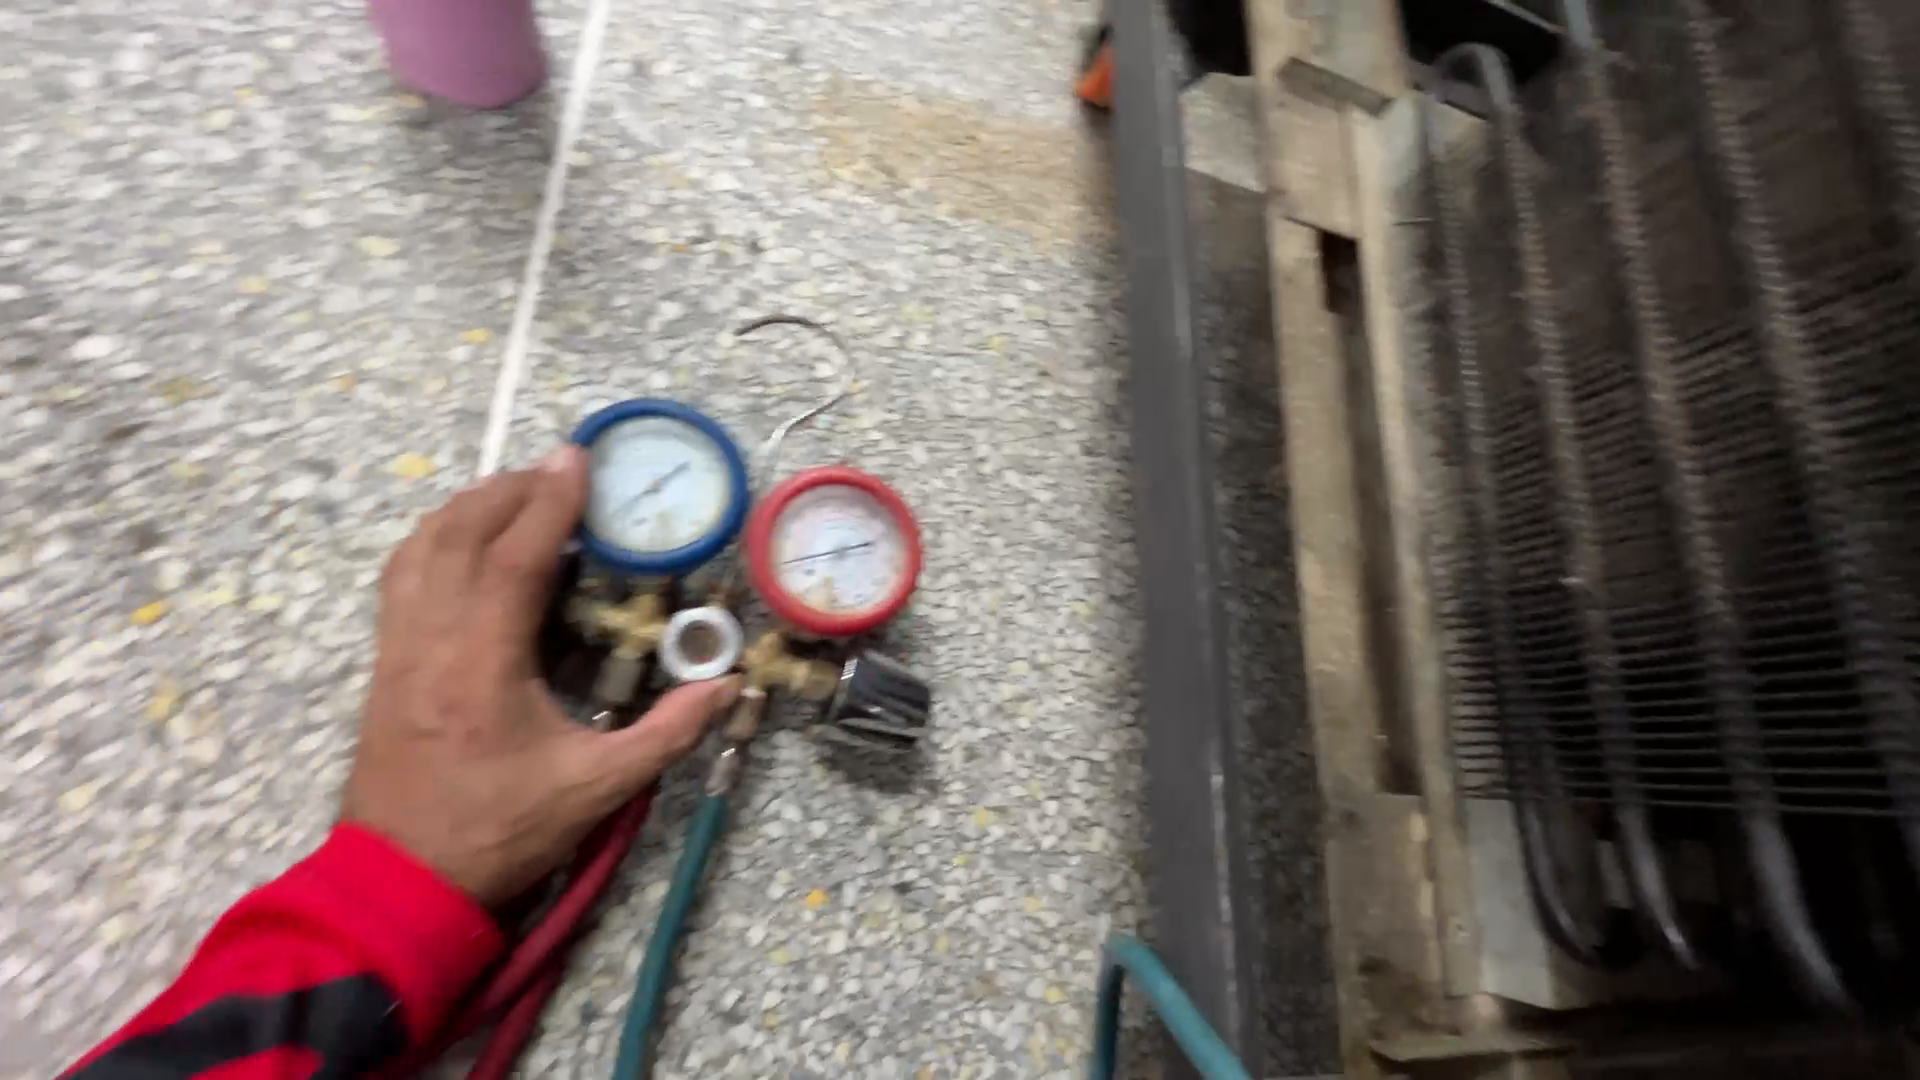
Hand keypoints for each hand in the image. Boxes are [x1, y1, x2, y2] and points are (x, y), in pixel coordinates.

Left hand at [342, 446, 738, 905]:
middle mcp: (429, 644)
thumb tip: (729, 685)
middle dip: (509, 490)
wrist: (400, 883)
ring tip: (519, 492)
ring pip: (418, 550)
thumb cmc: (502, 830)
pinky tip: (468, 540)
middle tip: (559, 470)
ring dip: (468, 508)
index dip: (549, 504)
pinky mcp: (386, 663)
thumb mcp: (600, 786)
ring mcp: (398, 651)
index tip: (577, 459)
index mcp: (481, 666)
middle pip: (455, 536)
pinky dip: (437, 539)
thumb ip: (669, 732)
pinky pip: (402, 577)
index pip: (512, 560)